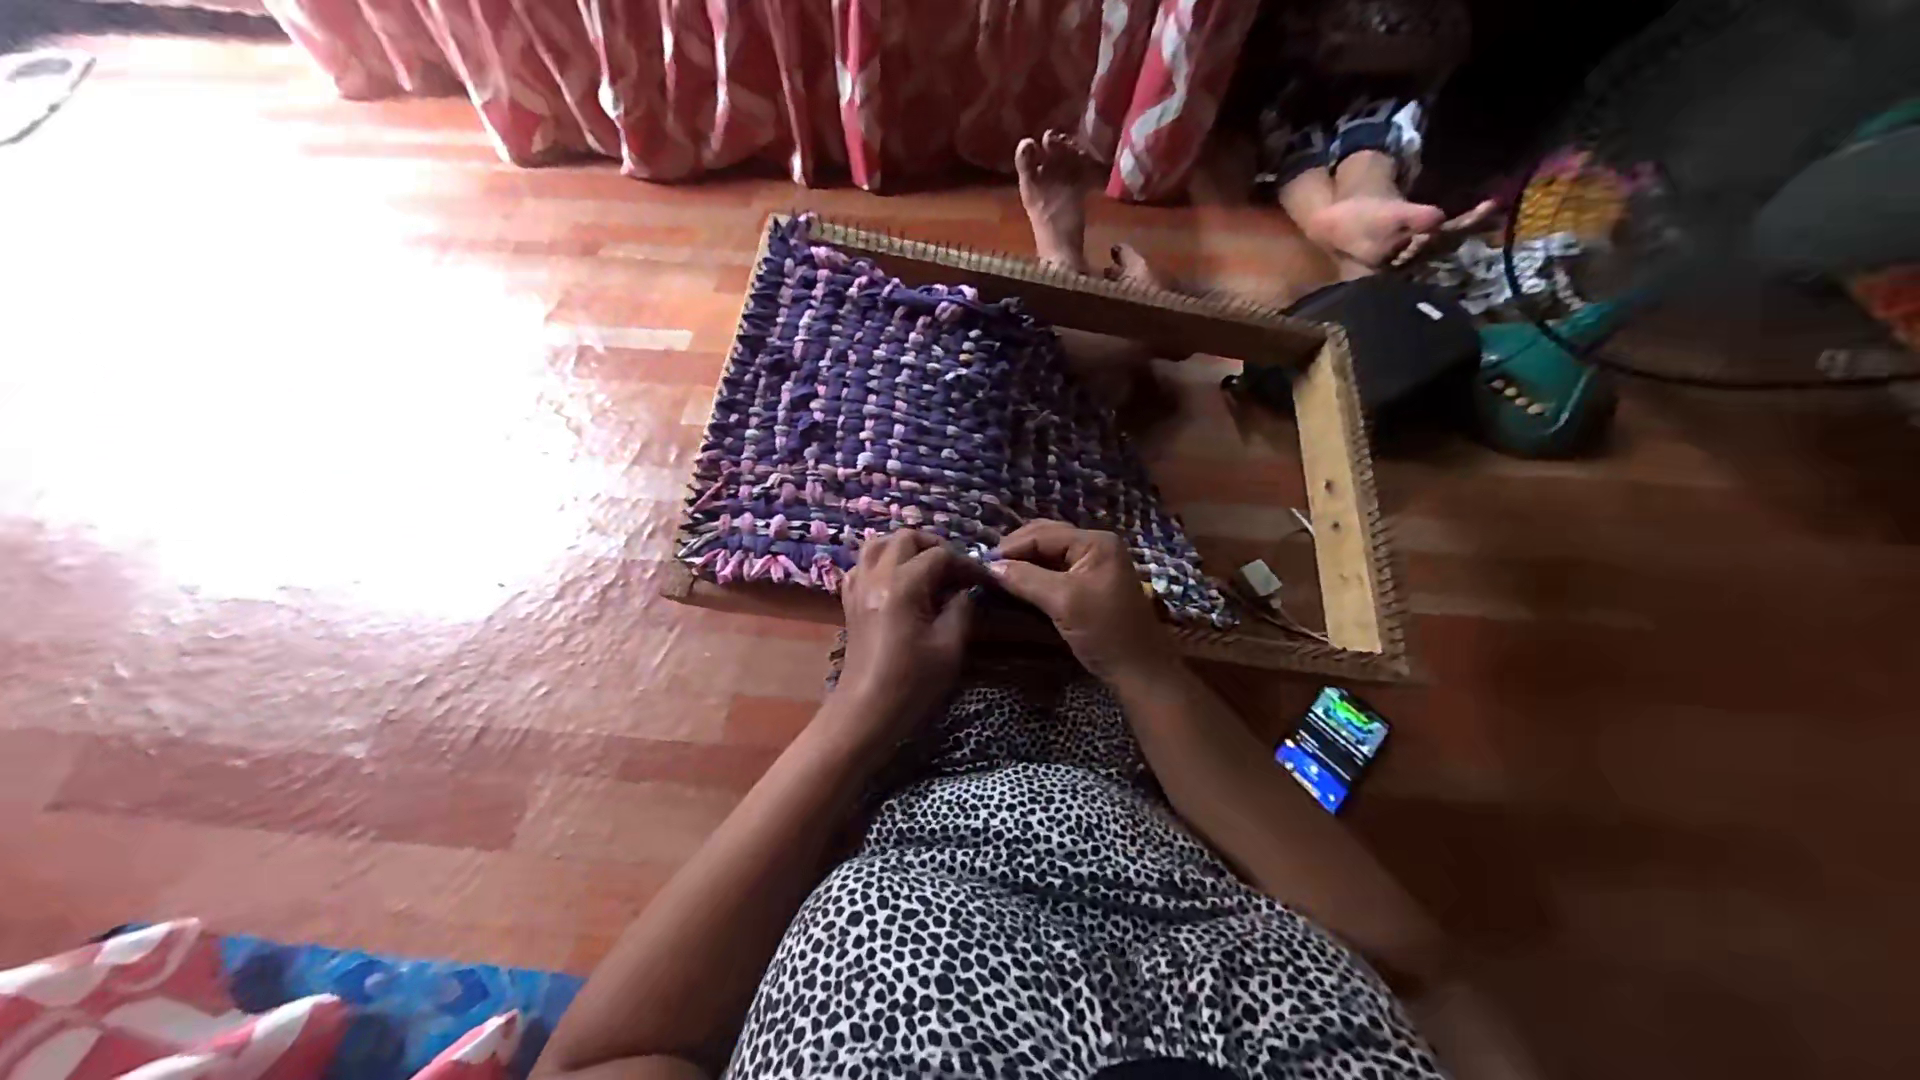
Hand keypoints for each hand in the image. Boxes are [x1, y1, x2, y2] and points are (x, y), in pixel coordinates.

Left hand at [833, 530, 981, 740]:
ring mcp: (857, 588)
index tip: (983, 579)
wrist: (866, 712)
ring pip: (877, 545)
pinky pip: (862, 566)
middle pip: (905, 538)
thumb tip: (965, 590)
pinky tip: (897, 582)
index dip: (965, 563)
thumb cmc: (911, 683)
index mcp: (902, 586)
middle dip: (934, 546)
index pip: (939, 556)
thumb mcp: (949, 646)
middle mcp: (875, 577)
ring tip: (926, 568)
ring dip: (904, 548)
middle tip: (955, 568)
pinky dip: (881, 564)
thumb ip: (961, 609)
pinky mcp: (849, 602)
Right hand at [988, 520, 1173, 682]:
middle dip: (1015, 550)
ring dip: (1023, 562)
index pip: (1042, 534)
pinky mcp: (1089, 584)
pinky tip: (1017, 584)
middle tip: (987, 568)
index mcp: (1095, 542)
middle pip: (1045, 537)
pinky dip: (1034, 574)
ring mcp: (1093, 565)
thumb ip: (1026, 579)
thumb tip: (990, 566)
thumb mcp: (1064, 602)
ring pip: (1048, 553)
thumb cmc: (1105, 632)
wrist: (1140, 670)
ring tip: (997, 576)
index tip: (981, 564)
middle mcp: (1095, 546)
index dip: (1010, 547)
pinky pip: (1055, 570)